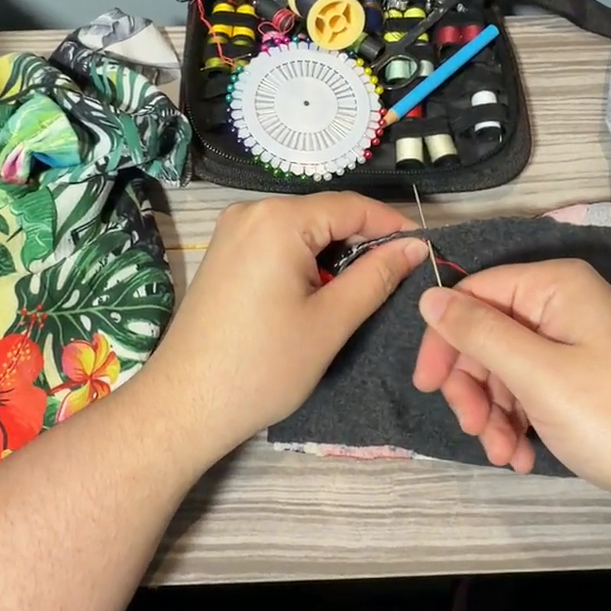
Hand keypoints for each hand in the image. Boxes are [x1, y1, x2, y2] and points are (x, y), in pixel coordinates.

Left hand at [139, 192, 428, 460]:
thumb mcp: (330, 322)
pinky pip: (278, 241)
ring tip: (364, 288)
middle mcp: (251, 211)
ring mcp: (232, 230)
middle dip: (364, 241)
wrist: (185, 403)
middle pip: (325, 214)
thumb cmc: (262, 365)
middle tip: (400, 276)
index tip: (426, 251)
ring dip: (335, 252)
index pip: (351, 206)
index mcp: (278, 219)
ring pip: (302, 228)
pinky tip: (320, 290)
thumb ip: (377, 276)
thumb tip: (416, 246)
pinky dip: (306, 259)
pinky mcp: (224, 252)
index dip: (392, 226)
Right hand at [412, 259, 610, 518]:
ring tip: (503, 453)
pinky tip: (520, 455)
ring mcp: (575, 343)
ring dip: (494, 411)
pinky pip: (531, 388)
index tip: (428, 386)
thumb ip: (478, 332)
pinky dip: (518, 421)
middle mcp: (563, 306)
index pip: (474, 293)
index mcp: (555, 286)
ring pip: (505, 367)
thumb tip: (429, 295)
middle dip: (474, 385)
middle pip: (487, 333)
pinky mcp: (583, 379)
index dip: (445, 337)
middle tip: (474, 429)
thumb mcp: (538, 375)